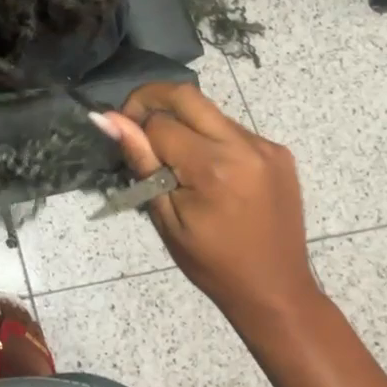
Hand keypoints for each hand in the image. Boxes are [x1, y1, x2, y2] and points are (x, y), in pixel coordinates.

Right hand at [96, 82, 315, 317]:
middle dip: (152, 99)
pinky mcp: (278, 151)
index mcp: (213, 169)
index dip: (135, 127)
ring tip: (176, 157)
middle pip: (185, 95)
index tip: (127, 145)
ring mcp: (265, 146)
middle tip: (136, 123)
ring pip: (208, 109)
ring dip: (183, 119)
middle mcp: (243, 147)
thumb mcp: (166, 218)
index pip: (159, 122)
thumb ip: (140, 161)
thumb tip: (107, 118)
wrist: (278, 292)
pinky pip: (231, 126)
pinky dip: (209, 135)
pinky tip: (208, 168)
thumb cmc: (213, 264)